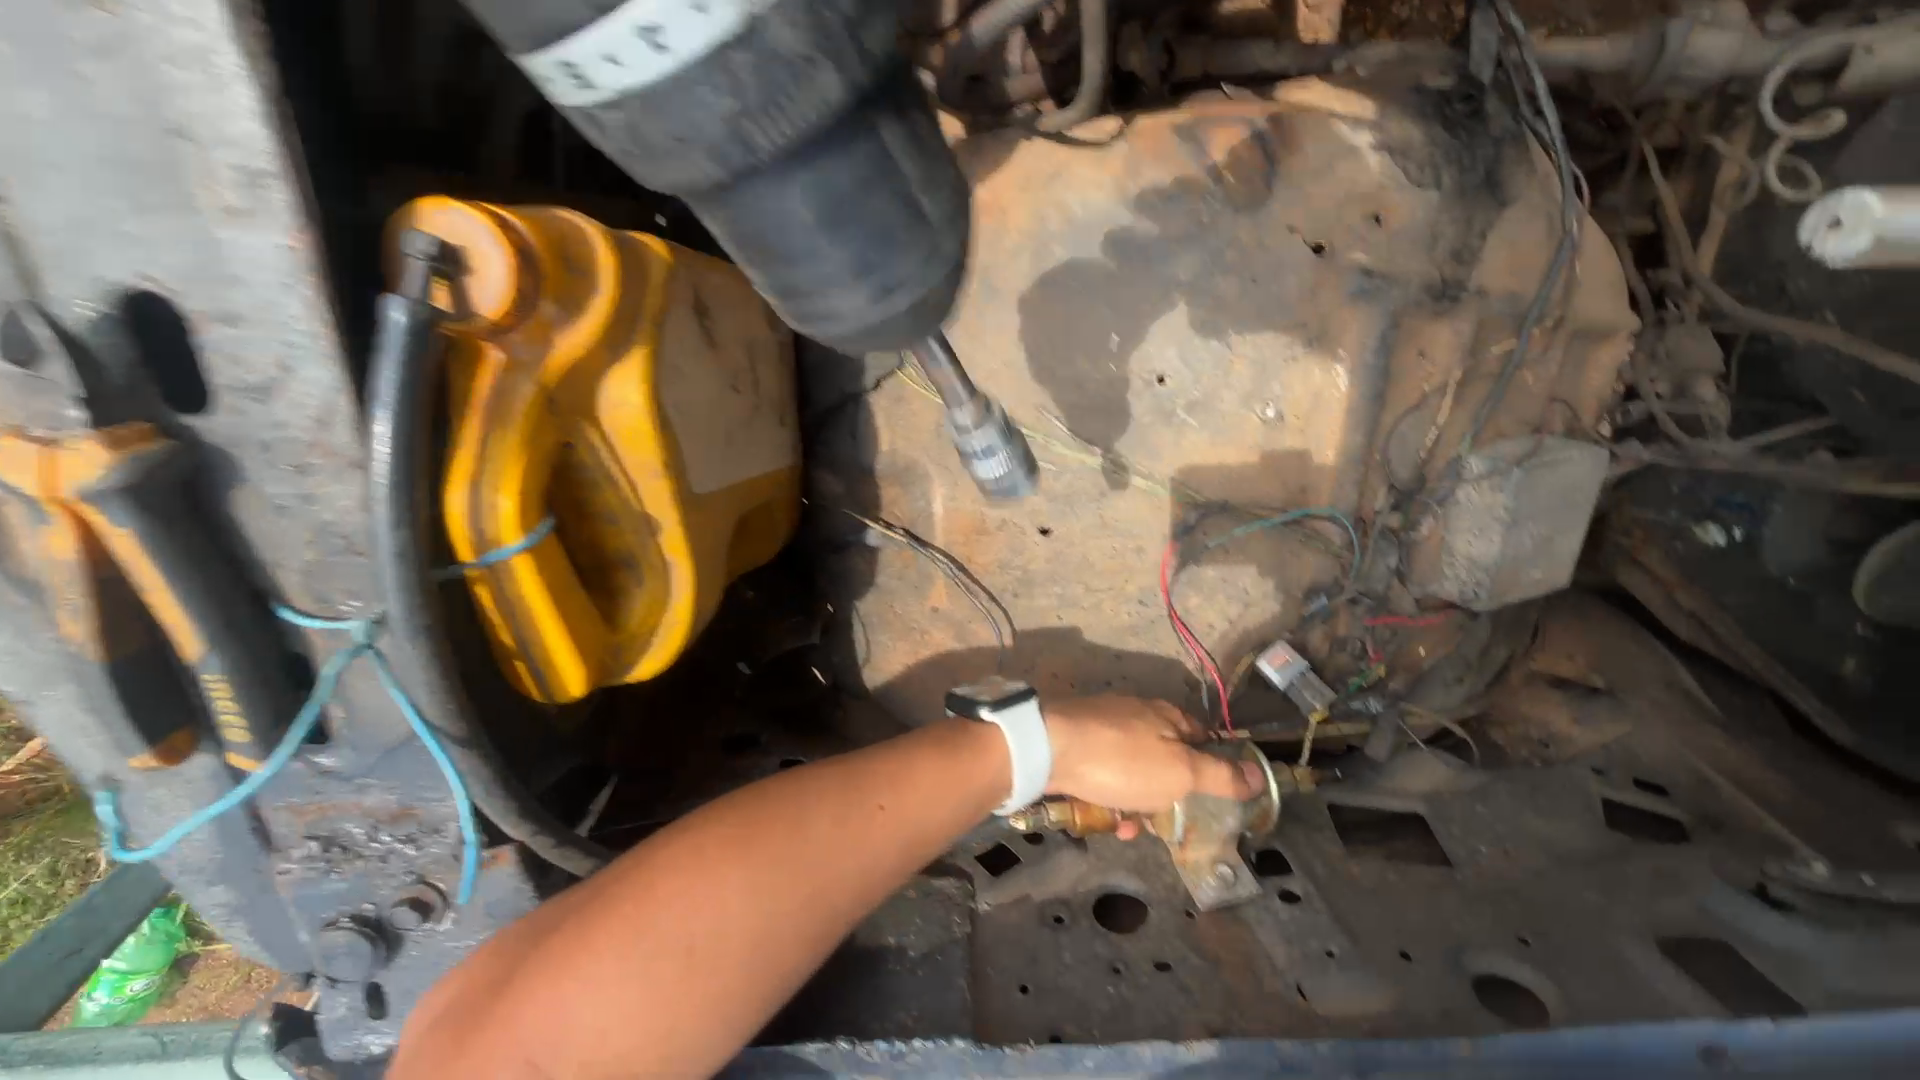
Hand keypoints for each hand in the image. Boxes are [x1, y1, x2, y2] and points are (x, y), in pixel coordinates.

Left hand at [1042, 696, 1258, 822]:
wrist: (1047, 748)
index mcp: (1168, 715)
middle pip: (1167, 758)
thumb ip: (1219, 775)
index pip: (1204, 738)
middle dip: (1169, 795)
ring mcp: (1104, 729)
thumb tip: (1260, 774)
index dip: (1214, 768)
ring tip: (1131, 829)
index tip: (1214, 798)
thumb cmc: (1121, 760)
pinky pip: (1104, 776)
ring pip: (1134, 772)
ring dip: (1137, 804)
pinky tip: (1108, 820)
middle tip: (1166, 822)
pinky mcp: (1076, 745)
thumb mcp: (1180, 772)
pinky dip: (1110, 799)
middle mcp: (1137, 715)